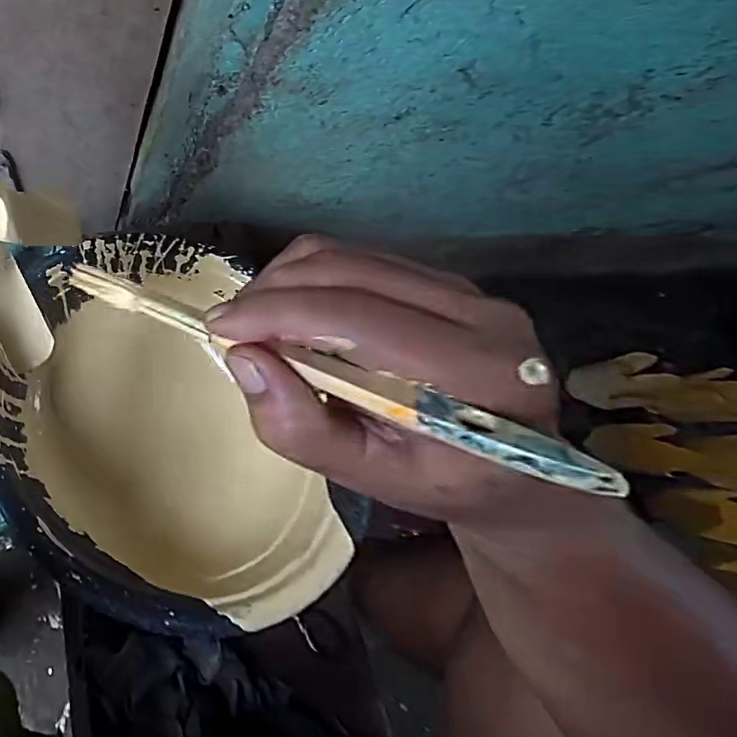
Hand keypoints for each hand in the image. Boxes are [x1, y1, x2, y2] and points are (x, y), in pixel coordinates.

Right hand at [209, 235, 581, 529]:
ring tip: (254, 318)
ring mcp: (464, 288)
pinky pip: (353, 255)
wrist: (517, 473)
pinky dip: (303, 275)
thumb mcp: (367, 478)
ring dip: (281, 279)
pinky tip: (288, 308)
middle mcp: (480, 314)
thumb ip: (301, 428)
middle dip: (270, 292)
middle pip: (345, 271)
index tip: (219, 327)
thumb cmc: (439, 483)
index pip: (356, 316)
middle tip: (228, 325)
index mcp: (476, 372)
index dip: (276, 313)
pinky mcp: (440, 277)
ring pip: (343, 254)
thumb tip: (244, 358)